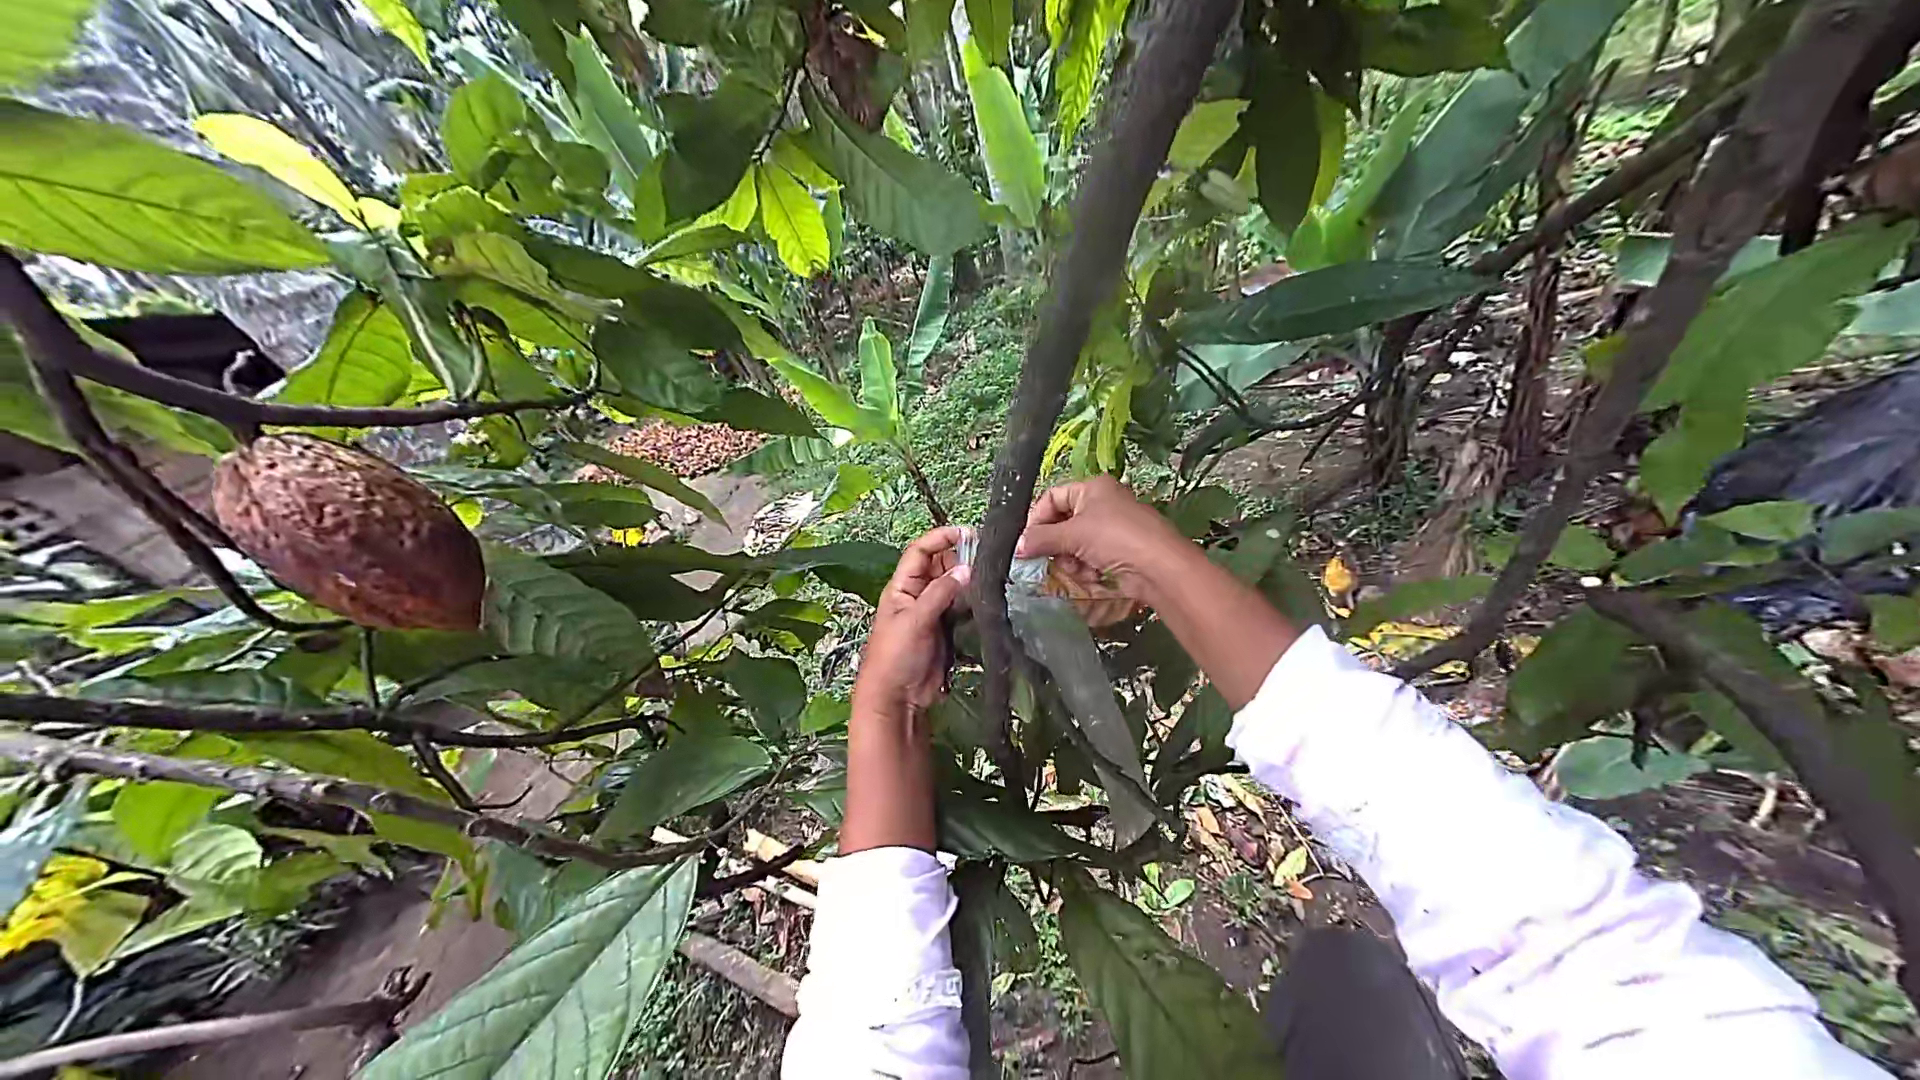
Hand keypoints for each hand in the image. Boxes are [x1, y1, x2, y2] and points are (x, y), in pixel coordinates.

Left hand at [853, 526, 971, 717]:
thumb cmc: (895, 656)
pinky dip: (975, 600)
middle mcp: (917, 594)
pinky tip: (990, 596)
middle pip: (940, 565)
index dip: (941, 538)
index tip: (967, 532)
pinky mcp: (947, 629)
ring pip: (954, 585)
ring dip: (970, 578)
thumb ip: (940, 593)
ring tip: (993, 572)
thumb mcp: (915, 620)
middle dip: (960, 556)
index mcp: (902, 587)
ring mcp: (933, 612)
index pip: (920, 551)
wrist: (897, 698)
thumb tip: (966, 569)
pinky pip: (962, 607)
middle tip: (987, 554)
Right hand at [1014, 475, 1192, 601]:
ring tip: (1080, 569)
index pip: (1051, 497)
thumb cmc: (1115, 538)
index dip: (1036, 519)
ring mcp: (1111, 527)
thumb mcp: (1072, 535)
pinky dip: (1087, 567)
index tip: (1027, 542)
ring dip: (1071, 560)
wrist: (1159, 567)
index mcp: (1092, 487)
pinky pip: (1090, 557)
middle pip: (1062, 523)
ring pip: (1074, 544)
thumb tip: (1016, 546)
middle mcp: (1102, 503)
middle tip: (1052, 558)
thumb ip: (1040, 539)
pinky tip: (1094, 575)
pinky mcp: (1118, 550)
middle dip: (1056, 545)